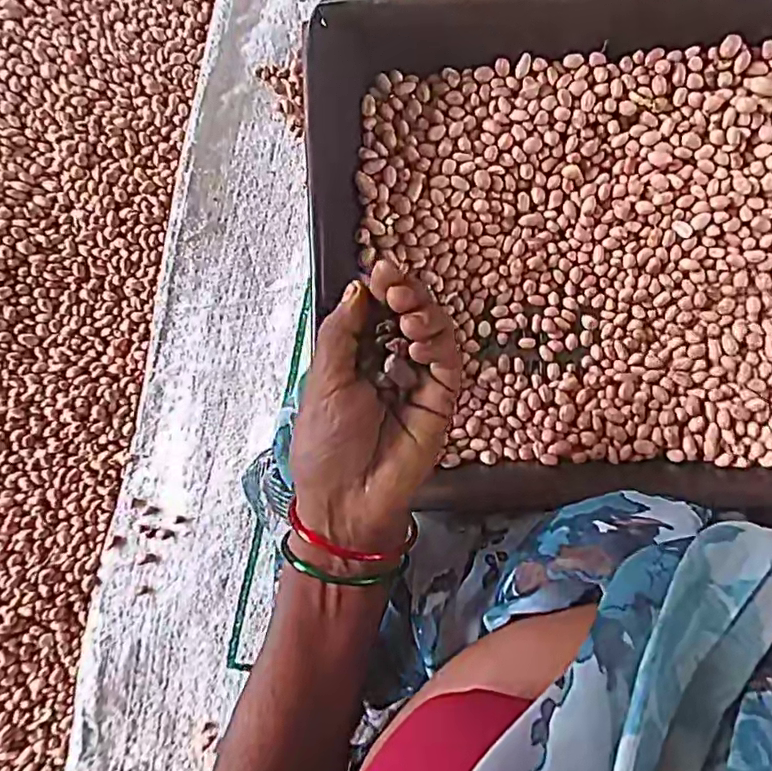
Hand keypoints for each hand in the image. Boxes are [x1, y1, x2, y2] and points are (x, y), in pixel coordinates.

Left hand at [291, 261, 464, 553]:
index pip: (376, 310)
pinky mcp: (440, 400)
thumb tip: (358, 288)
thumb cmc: (326, 446)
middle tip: (395, 284)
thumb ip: (341, 332)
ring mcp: (418, 380)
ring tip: (407, 313)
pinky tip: (419, 342)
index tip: (379, 269)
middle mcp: (391, 362)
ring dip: (423, 313)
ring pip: (433, 332)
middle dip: (404, 293)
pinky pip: (448, 363)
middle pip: (408, 314)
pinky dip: (438, 345)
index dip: (381, 287)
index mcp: (359, 355)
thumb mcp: (323, 380)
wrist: (345, 500)